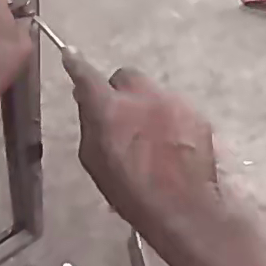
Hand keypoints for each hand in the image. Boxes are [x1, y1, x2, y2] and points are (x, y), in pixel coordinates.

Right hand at [65, 52, 223, 242]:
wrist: (183, 209)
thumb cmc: (130, 192)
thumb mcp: (94, 161)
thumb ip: (90, 124)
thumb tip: (87, 100)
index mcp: (110, 109)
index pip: (87, 76)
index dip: (76, 65)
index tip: (69, 55)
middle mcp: (142, 96)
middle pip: (125, 76)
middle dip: (120, 91)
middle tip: (121, 117)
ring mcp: (173, 102)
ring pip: (152, 92)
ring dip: (146, 106)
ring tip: (150, 138)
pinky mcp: (196, 113)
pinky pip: (175, 107)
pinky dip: (169, 119)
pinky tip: (171, 145)